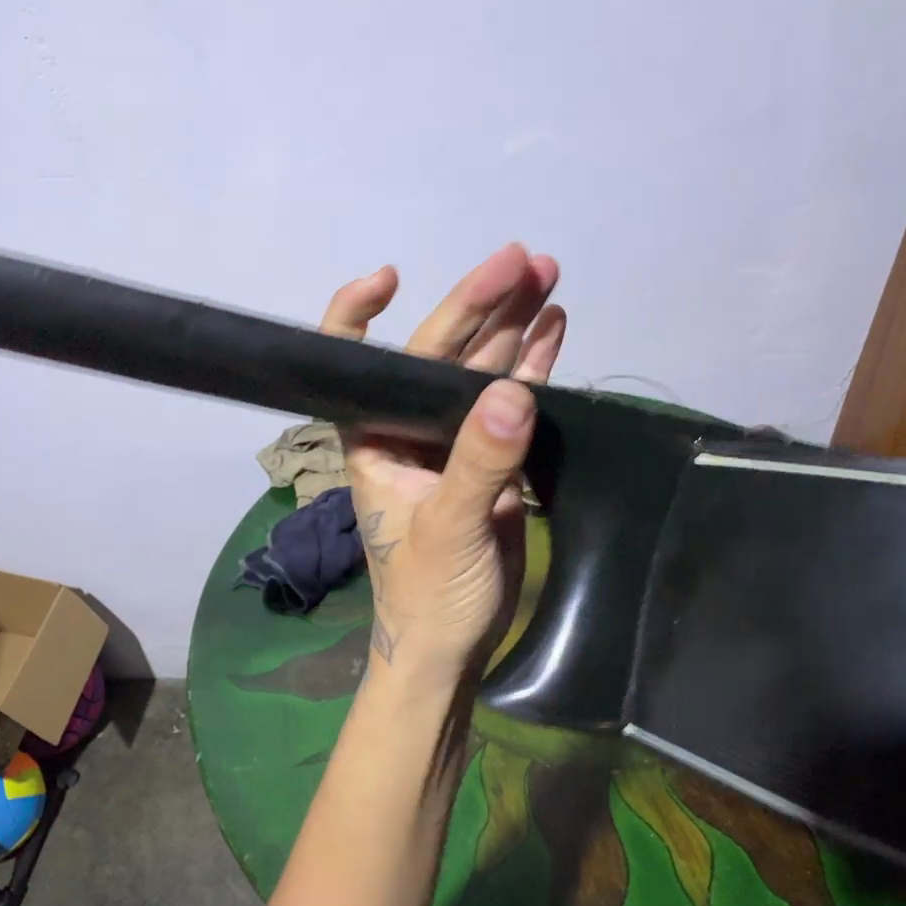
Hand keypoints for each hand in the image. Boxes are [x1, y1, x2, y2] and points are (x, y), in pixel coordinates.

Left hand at [318, 243, 566, 688]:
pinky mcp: (490, 458)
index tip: (391, 276)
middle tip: (524, 259)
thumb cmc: (427, 594)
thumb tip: (514, 391)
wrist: (451, 647)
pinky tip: (554, 327)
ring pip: (481, 368)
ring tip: (547, 275)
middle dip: (478, 303)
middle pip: (439, 352)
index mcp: (374, 437)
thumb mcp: (447, 529)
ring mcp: (452, 440)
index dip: (360, 313)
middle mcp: (409, 428)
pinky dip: (533, 365)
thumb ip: (478, 463)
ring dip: (513, 324)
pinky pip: (512, 402)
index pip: (351, 361)